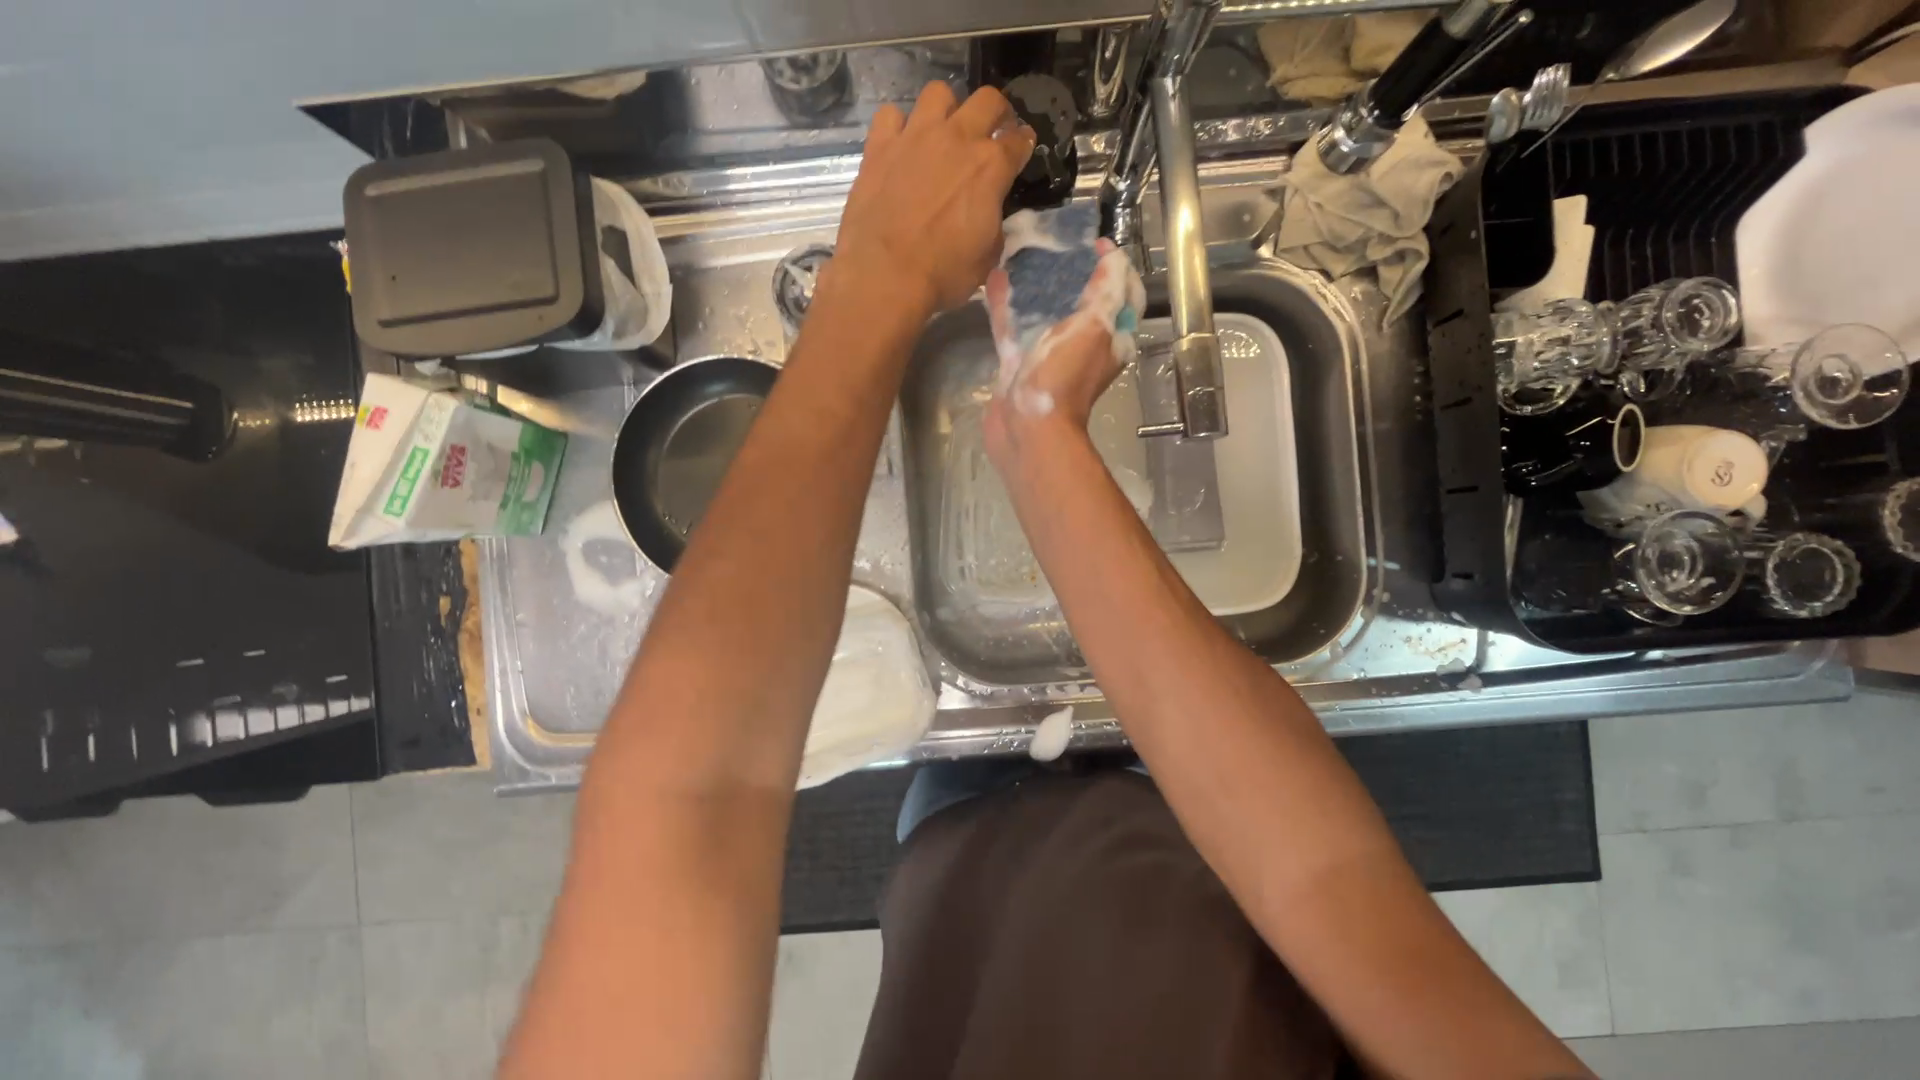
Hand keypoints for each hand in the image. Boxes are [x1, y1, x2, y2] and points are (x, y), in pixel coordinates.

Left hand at [830, 82, 1035, 313]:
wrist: (884, 276)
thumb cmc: (943, 274)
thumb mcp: (988, 256)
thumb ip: (994, 221)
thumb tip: (989, 212)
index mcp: (991, 167)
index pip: (1019, 141)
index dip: (1024, 144)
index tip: (1022, 149)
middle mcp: (957, 139)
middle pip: (988, 100)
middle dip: (997, 111)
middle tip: (992, 129)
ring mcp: (915, 136)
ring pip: (938, 93)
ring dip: (947, 108)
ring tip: (943, 131)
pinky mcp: (879, 146)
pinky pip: (890, 115)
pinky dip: (898, 125)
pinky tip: (900, 143)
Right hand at [982, 238, 1140, 462]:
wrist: (1027, 430)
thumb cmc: (1064, 379)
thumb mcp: (1094, 328)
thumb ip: (1106, 291)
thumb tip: (1112, 258)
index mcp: (1110, 337)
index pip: (1123, 294)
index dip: (1115, 267)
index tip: (1095, 242)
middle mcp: (1083, 345)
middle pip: (1082, 300)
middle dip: (1072, 272)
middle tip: (1055, 244)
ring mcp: (1049, 355)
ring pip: (1046, 312)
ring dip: (1037, 286)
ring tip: (1024, 256)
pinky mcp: (1020, 364)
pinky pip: (1015, 327)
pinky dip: (1007, 305)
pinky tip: (995, 278)